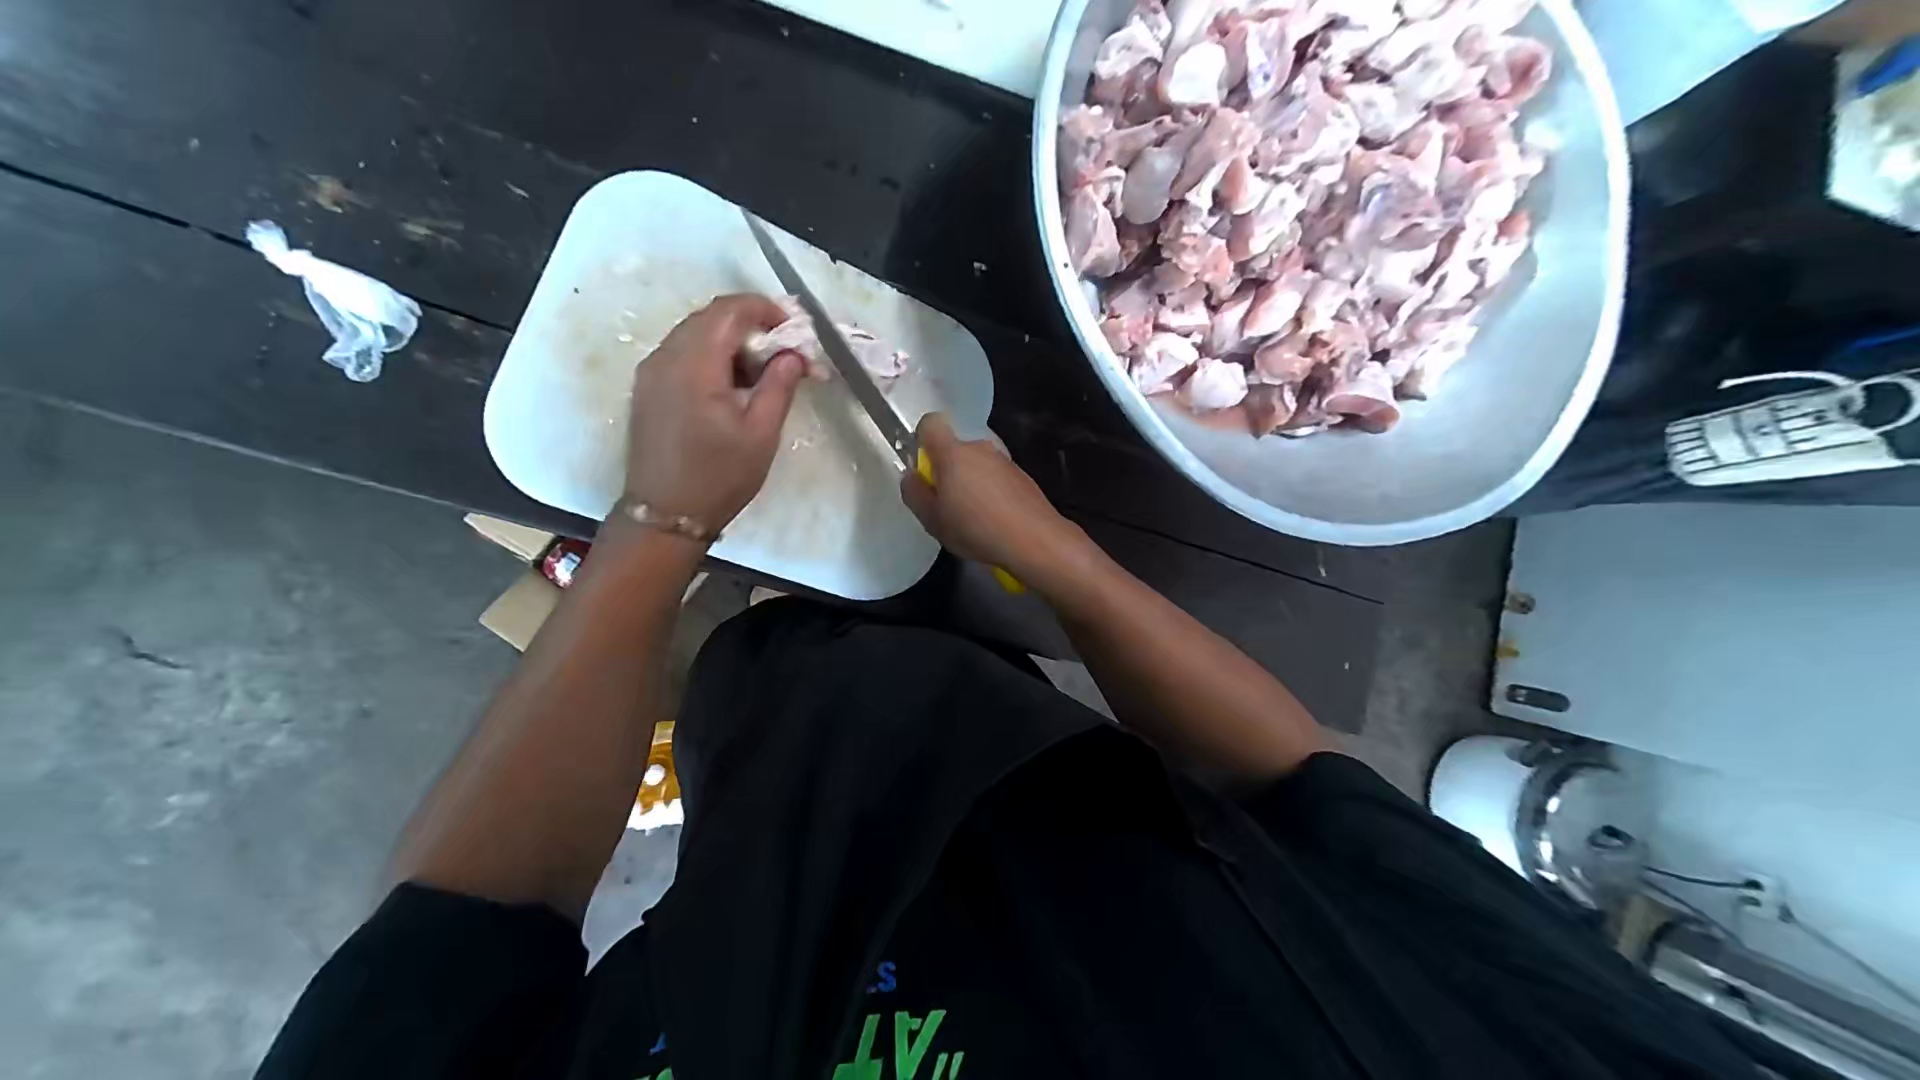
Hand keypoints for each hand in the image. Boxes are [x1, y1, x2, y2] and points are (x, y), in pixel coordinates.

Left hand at [622, 294, 805, 533]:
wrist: (665, 515)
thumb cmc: (719, 476)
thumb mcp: (761, 432)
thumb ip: (780, 384)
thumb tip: (793, 354)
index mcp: (694, 364)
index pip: (729, 311)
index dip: (765, 309)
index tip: (794, 329)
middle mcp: (665, 357)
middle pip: (710, 317)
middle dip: (751, 325)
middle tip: (784, 352)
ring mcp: (651, 372)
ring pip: (695, 334)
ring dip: (731, 341)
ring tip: (763, 371)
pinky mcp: (648, 388)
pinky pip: (682, 354)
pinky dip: (712, 357)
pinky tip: (732, 385)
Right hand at [899, 413, 1095, 593]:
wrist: (1035, 539)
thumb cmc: (976, 529)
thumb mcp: (933, 520)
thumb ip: (915, 494)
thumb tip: (911, 477)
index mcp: (953, 453)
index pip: (930, 424)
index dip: (921, 440)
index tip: (922, 467)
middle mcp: (980, 448)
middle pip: (955, 448)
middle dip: (947, 470)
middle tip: (945, 504)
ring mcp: (1004, 460)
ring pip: (977, 464)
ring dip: (970, 482)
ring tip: (972, 518)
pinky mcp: (1022, 476)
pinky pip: (996, 477)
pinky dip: (990, 492)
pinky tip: (993, 521)